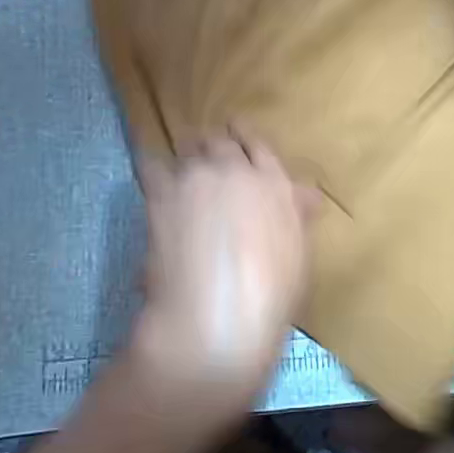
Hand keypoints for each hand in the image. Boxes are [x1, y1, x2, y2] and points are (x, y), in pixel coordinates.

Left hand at [128, 130, 317, 415]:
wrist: (220, 315)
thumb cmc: (272, 294)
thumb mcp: (298, 253)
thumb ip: (295, 216)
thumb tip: (303, 196)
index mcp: (276, 184)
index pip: (258, 146)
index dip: (245, 140)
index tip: (237, 138)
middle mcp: (236, 170)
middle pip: (219, 141)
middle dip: (214, 149)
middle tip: (208, 163)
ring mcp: (197, 177)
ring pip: (187, 149)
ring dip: (186, 159)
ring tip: (181, 175)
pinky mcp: (160, 193)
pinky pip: (150, 164)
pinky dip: (153, 169)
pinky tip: (153, 181)